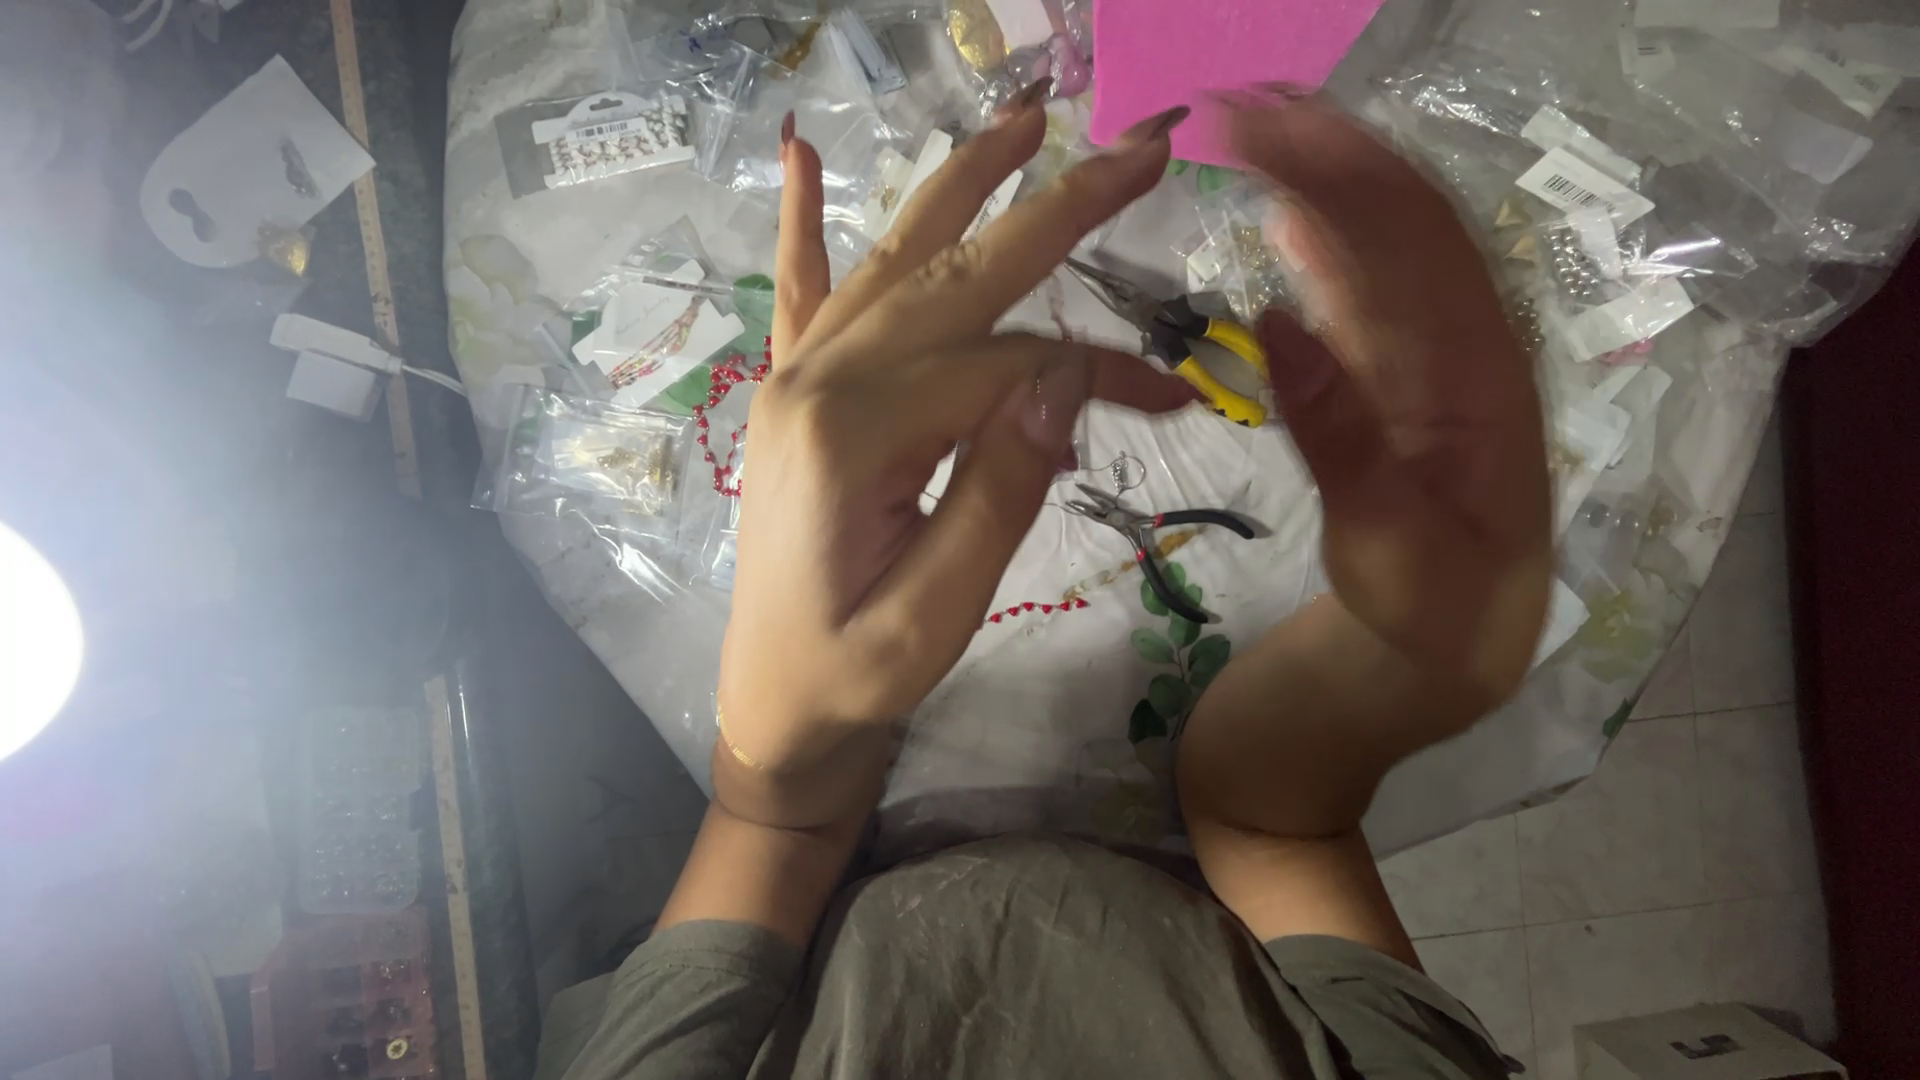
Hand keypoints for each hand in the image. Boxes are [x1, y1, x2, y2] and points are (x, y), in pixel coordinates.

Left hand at [713, 100, 1198, 827]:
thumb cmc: (855, 672)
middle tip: (1137, 151)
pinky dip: (804, 220)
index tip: (1176, 395)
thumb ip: (998, 490)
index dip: (1098, 372)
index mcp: (853, 436)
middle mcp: (816, 382)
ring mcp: (793, 381)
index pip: (1003, 368)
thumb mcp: (938, 612)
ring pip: (890, 261)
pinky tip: (803, 154)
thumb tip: (1064, 379)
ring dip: (960, 187)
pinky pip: (801, 292)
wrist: (773, 698)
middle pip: (952, 277)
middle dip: (1051, 210)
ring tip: (1023, 120)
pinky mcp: (788, 396)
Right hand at [1229, 94, 1551, 706]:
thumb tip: (1277, 324)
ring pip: (1382, 269)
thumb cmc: (1409, 634)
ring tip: (1259, 141)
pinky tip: (1288, 227)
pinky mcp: (1387, 408)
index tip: (1270, 126)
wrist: (1405, 685)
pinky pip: (1361, 320)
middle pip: (1406, 238)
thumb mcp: (1385, 554)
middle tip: (1243, 109)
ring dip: (1326, 199)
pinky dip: (1325, 265)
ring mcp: (1425, 385)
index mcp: (1485, 394)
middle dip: (1332, 163)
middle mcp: (1467, 367)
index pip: (1424, 253)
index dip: (1352, 178)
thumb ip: (1344, 442)